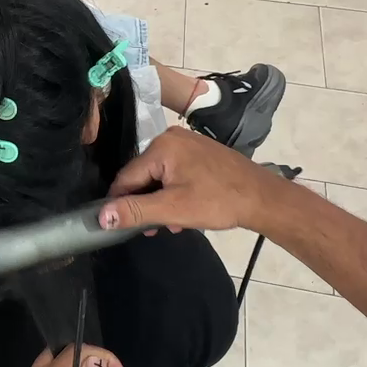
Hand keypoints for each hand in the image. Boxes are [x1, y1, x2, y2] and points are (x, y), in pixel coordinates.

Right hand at [101, 128, 289, 232]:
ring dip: (161, 200)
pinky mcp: (199, 151)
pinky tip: (184, 210)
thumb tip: (101, 216)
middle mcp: (170, 137)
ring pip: (159, 175)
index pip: (126, 177)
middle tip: (154, 228)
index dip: (121, 202)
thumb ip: (136, 211)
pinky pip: (175, 171)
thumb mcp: (173, 209)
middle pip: (143, 175)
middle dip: (146, 203)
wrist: (264, 198)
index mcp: (161, 147)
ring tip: (173, 223)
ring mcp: (187, 142)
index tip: (124, 225)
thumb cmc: (218, 202)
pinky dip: (174, 191)